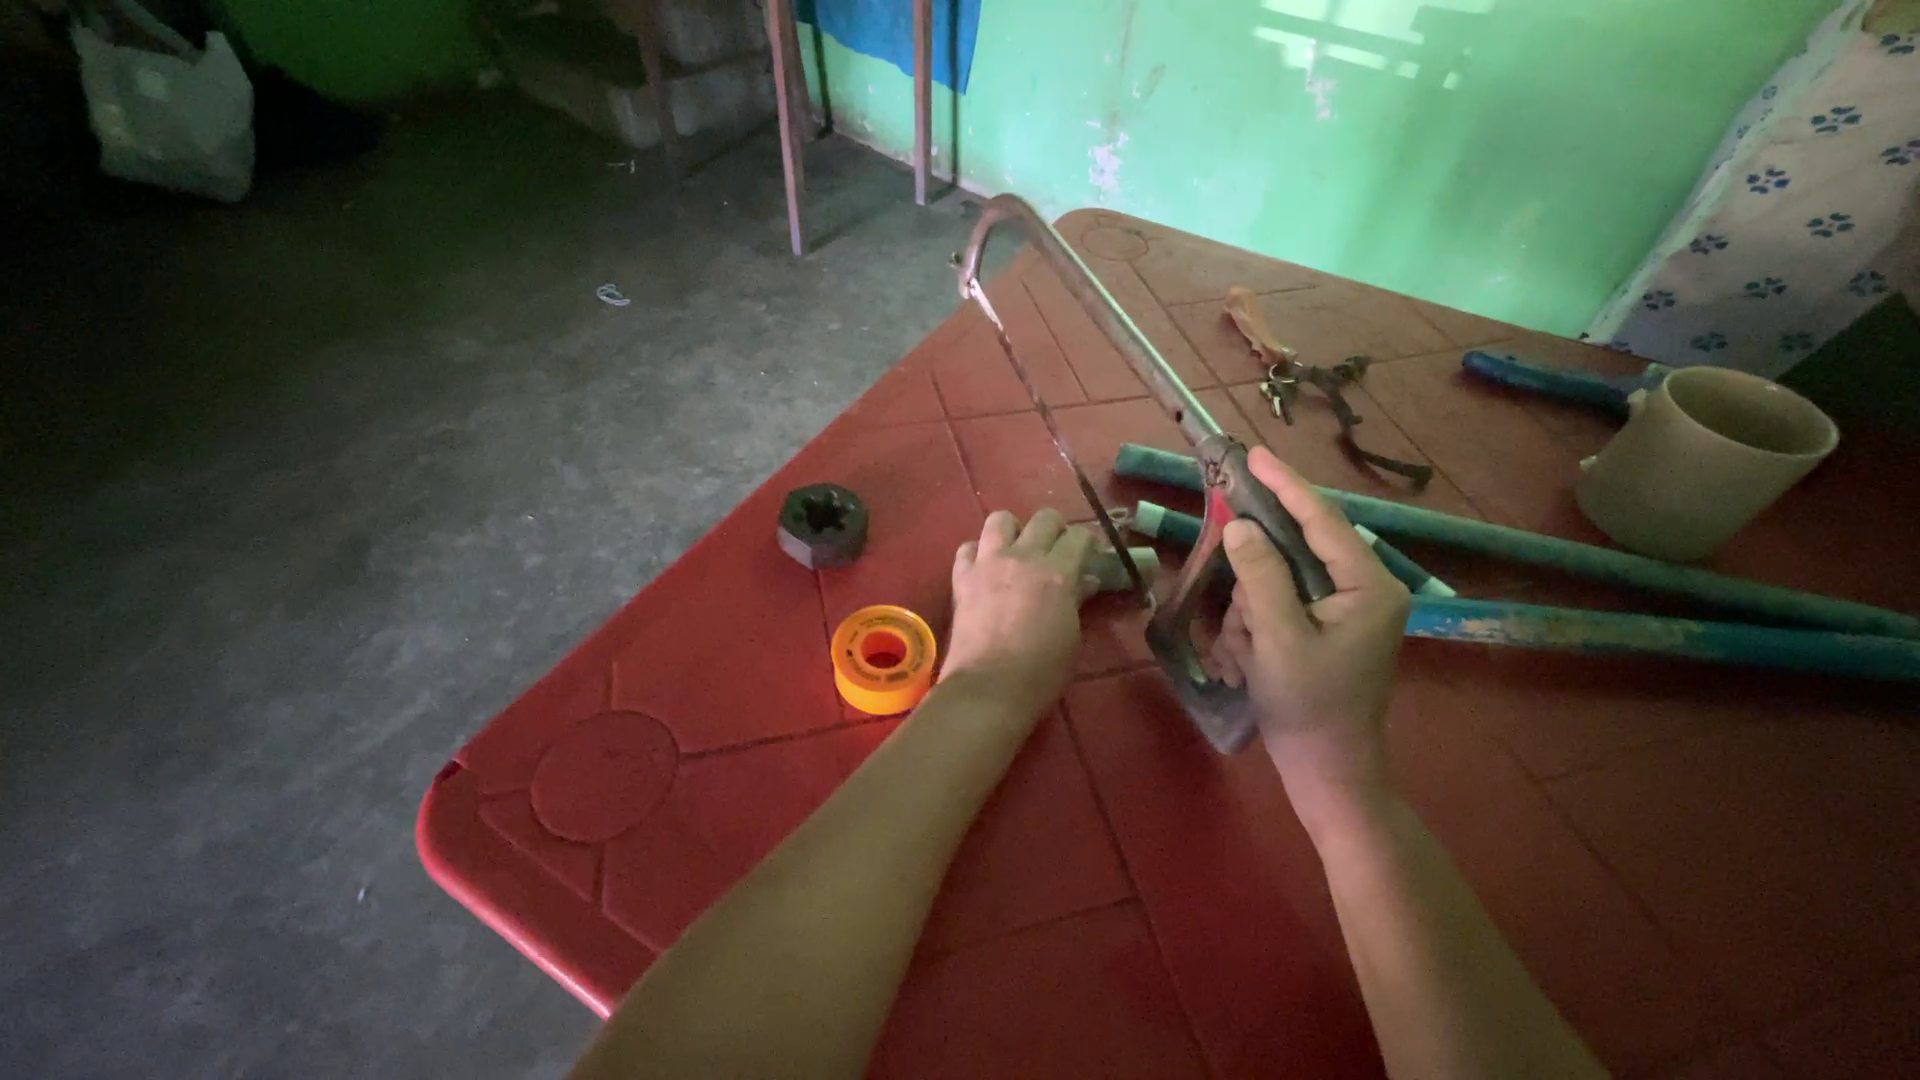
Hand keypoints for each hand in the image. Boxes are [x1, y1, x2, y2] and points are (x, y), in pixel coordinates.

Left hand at [941, 509, 1095, 717]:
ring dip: (1013, 530)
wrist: (988, 688)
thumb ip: (1076, 601)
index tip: (1087, 557)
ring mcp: (988, 563)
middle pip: (1044, 518)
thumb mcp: (1071, 636)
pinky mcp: (961, 577)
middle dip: (1055, 529)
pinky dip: (978, 553)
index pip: (1079, 537)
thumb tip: (1084, 582)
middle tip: (1055, 551)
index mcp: (1057, 572)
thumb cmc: (1041, 671)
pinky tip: (984, 569)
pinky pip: (968, 548)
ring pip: (1000, 519)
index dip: (1087, 544)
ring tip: (1016, 550)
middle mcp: (1023, 557)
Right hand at [1212, 447, 1410, 793]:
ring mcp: (1341, 611)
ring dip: (1248, 617)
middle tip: (1242, 620)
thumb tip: (1241, 526)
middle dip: (1254, 586)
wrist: (1326, 771)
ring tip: (1246, 660)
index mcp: (1369, 586)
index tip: (1252, 454)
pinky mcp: (1321, 629)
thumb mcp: (1278, 638)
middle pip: (1292, 553)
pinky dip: (1252, 631)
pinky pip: (1273, 607)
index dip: (1285, 485)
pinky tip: (1247, 665)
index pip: (1323, 520)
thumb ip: (1261, 575)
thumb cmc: (1309, 706)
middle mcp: (1362, 589)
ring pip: (1273, 583)